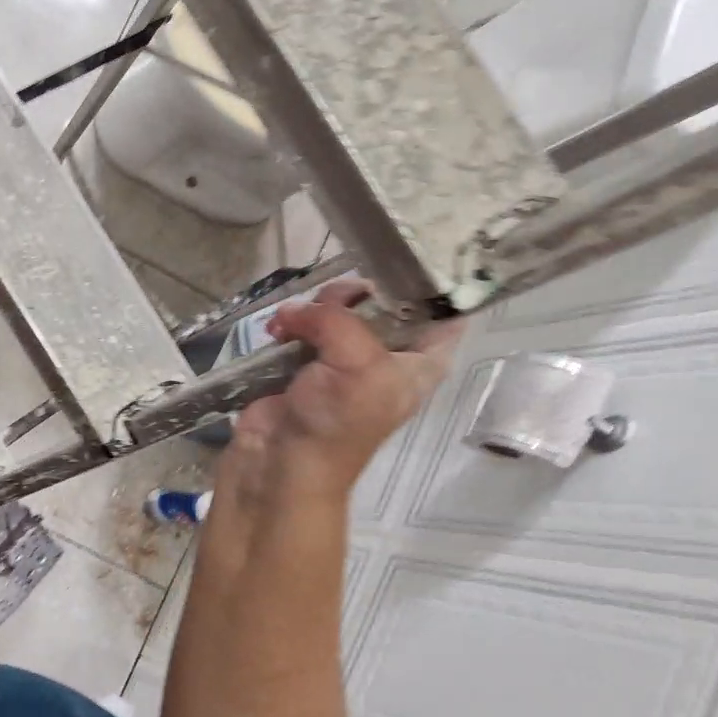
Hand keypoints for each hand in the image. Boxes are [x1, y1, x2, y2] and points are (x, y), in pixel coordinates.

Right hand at [232, 279, 463, 487]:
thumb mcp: (359, 365)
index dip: (429, 281)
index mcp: (421, 360)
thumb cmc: (335, 421)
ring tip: (291, 319)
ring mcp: (341, 359)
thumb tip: (296, 310)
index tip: (401, 255)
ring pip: (337, 310)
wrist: (279, 461)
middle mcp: (386, 355)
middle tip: (332, 298)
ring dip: (312, 308)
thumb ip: (340, 321)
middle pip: (381, 301)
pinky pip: (301, 327)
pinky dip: (287, 322)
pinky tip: (275, 329)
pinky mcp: (301, 363)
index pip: (443, 309)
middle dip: (354, 292)